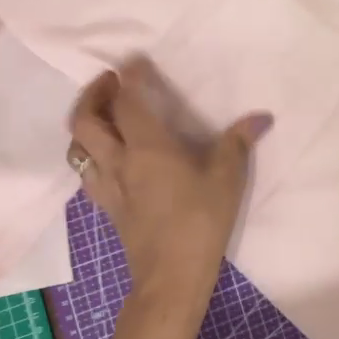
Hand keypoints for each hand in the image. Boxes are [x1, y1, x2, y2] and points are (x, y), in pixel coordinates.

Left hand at [67, 60, 272, 305]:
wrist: (171, 277)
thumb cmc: (201, 223)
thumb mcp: (228, 179)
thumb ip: (238, 143)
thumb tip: (261, 117)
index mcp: (147, 149)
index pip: (129, 102)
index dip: (130, 78)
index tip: (134, 61)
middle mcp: (118, 162)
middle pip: (85, 121)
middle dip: (93, 94)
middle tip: (111, 81)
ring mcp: (107, 187)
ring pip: (78, 147)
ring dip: (86, 123)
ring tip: (105, 113)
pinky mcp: (107, 207)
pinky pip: (86, 171)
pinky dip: (90, 152)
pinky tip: (109, 155)